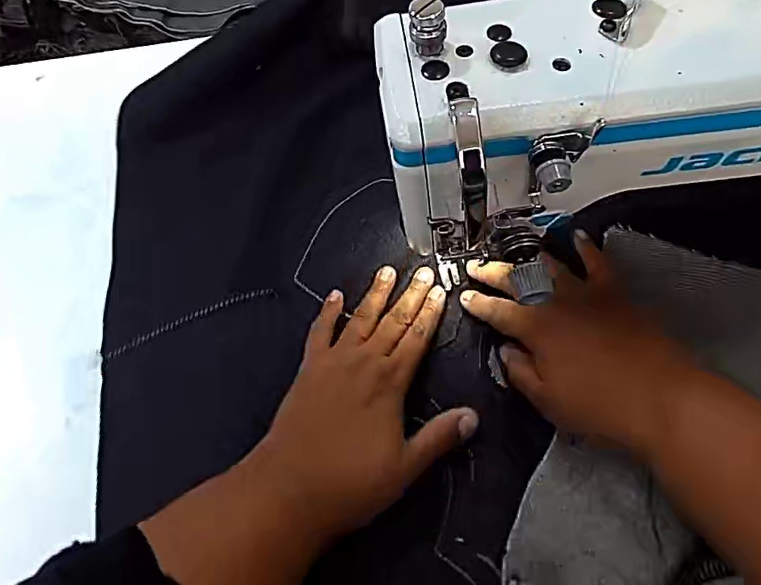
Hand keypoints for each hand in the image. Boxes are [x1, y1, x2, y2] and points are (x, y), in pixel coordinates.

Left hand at [249, 265, 475, 539]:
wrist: (289, 489)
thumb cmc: (349, 482)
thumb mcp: (404, 468)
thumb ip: (438, 438)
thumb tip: (471, 417)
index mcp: (390, 383)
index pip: (417, 339)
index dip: (431, 314)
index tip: (440, 291)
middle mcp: (365, 363)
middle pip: (394, 321)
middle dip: (411, 295)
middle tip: (422, 271)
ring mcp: (335, 362)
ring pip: (361, 318)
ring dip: (375, 293)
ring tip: (386, 271)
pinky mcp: (309, 368)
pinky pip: (320, 332)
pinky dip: (327, 312)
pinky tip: (334, 296)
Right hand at [460, 233, 699, 451]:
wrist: (659, 396)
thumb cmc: (602, 405)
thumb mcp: (548, 401)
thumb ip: (521, 373)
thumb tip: (507, 353)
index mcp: (536, 328)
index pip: (498, 312)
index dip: (479, 304)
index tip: (467, 297)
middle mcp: (556, 301)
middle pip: (516, 278)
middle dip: (492, 271)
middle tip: (477, 267)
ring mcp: (585, 291)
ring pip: (549, 264)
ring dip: (527, 256)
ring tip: (514, 252)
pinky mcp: (613, 290)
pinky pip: (595, 260)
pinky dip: (584, 246)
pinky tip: (577, 237)